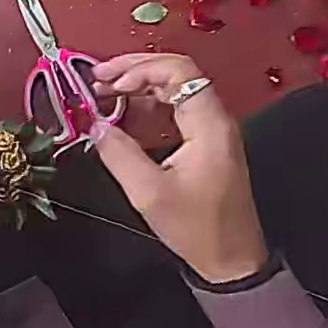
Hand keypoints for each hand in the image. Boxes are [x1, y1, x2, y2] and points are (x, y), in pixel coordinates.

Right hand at [90, 54, 268, 283]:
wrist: (231, 260)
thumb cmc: (197, 228)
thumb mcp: (149, 193)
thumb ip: (119, 154)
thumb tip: (95, 124)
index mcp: (209, 124)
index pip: (178, 71)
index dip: (139, 68)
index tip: (108, 82)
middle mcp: (214, 118)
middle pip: (175, 72)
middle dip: (133, 70)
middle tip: (97, 77)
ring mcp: (210, 128)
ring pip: (173, 88)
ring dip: (137, 85)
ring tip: (103, 92)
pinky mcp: (204, 140)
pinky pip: (174, 108)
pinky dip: (146, 104)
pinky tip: (122, 113)